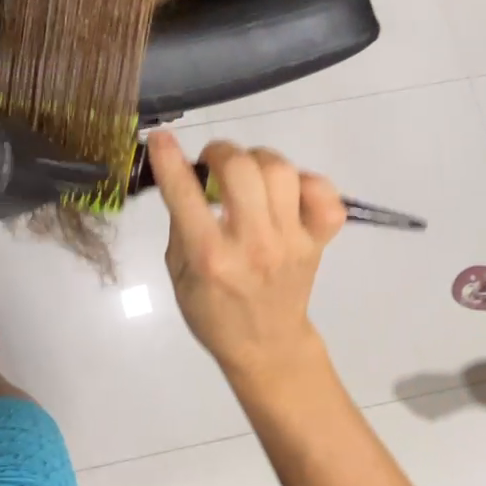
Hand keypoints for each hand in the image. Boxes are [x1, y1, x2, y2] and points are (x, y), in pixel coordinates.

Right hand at [148, 132, 346, 377]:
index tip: (160, 139)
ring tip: (247, 174)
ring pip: (281, 171)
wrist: (267, 345)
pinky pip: (324, 194)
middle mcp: (252, 244)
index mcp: (209, 255)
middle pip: (242, 170)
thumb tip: (185, 178)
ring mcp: (291, 241)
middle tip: (212, 163)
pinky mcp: (319, 242)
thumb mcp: (178, 271)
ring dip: (257, 160)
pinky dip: (305, 182)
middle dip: (220, 152)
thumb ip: (181, 224)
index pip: (185, 194)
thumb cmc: (211, 310)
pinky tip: (285, 192)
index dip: (168, 158)